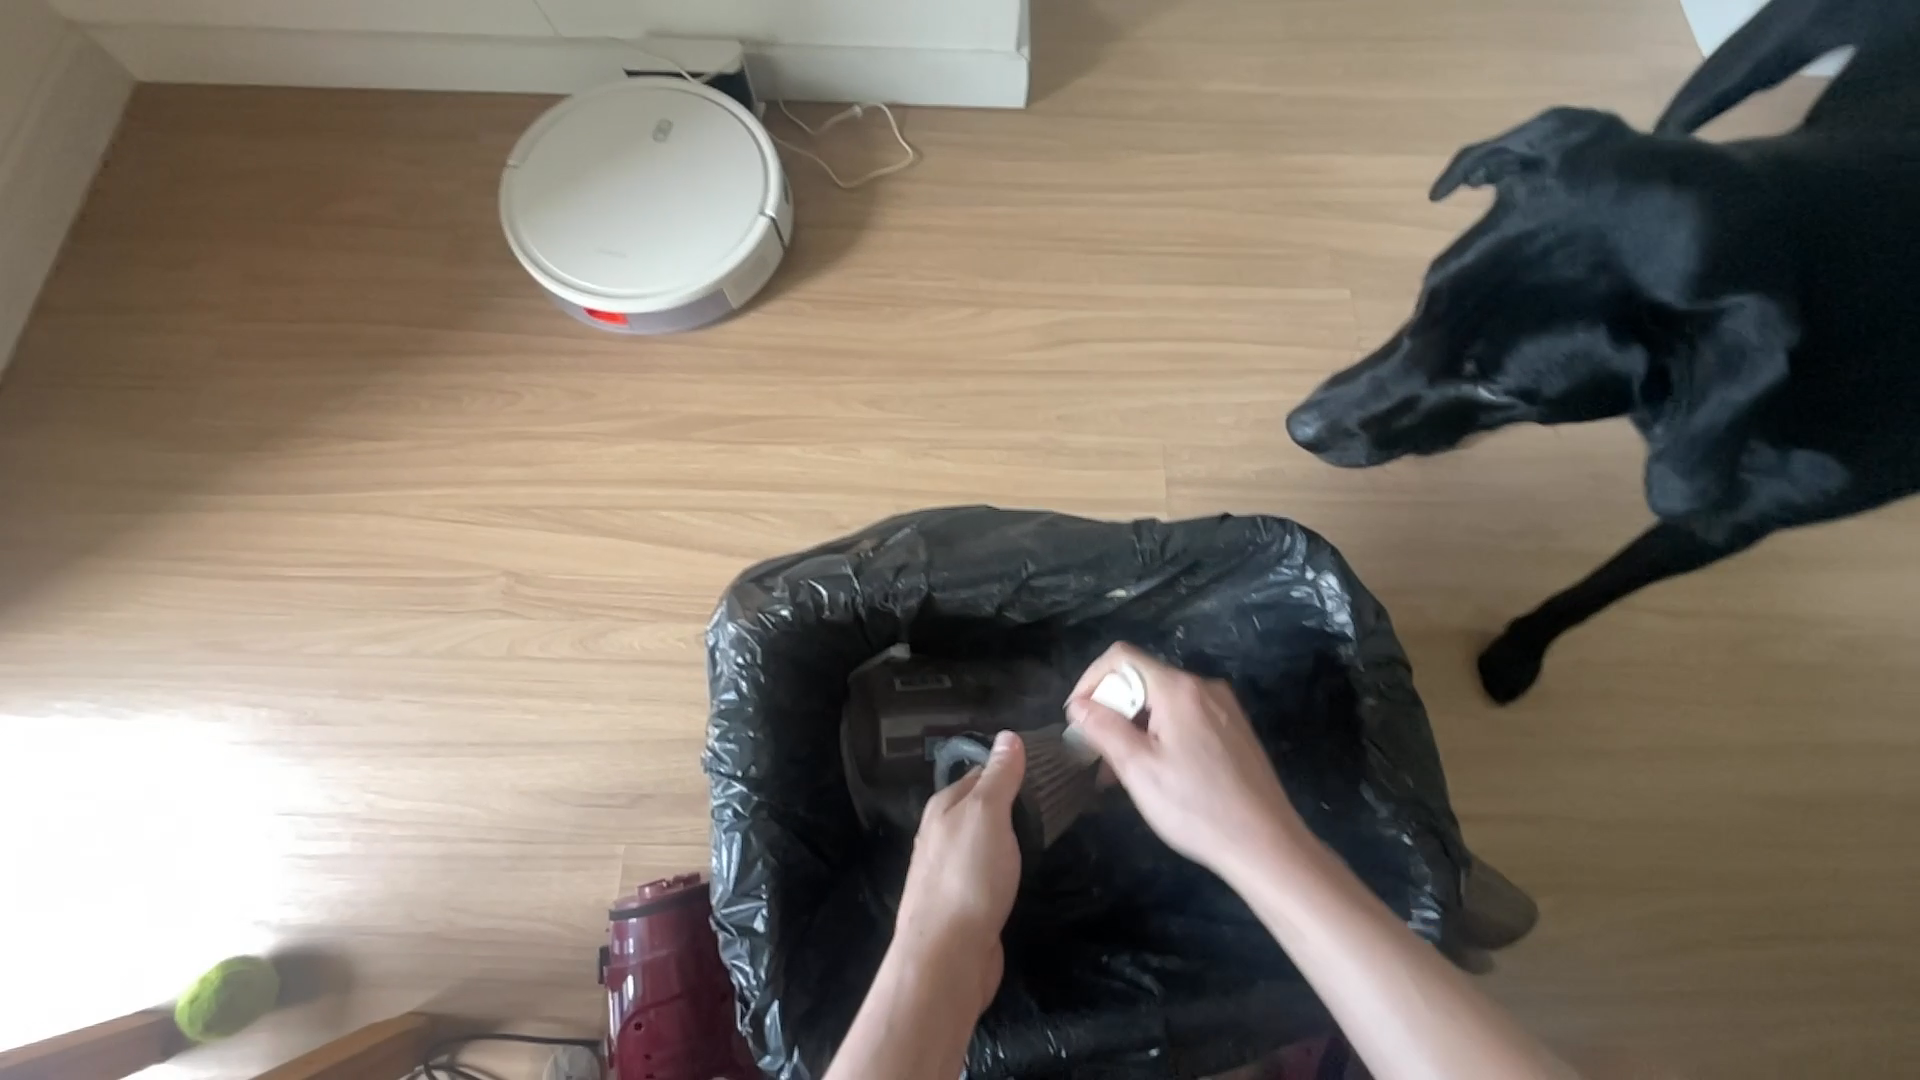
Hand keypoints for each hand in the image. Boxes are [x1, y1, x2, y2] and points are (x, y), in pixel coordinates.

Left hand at [892, 729, 1025, 1016]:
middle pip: (979, 807)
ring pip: (982, 841)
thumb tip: (1008, 736)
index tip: (1045, 768)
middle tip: (1052, 801)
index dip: (1009, 768)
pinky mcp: (961, 903)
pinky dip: (1003, 866)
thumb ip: (999, 777)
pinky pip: (985, 871)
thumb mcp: (988, 814)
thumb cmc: (969, 875)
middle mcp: (940, 833)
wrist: (948, 955)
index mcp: (943, 806)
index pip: (979, 773)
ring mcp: (948, 870)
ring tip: (1043, 832)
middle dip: (1010, 802)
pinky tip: (1019, 872)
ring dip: (1007, 836)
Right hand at [1065, 643, 1308, 880]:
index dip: (1090, 680)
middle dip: (1112, 710)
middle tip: (1098, 753)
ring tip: (1123, 772)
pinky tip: (1158, 773)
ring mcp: (1224, 708)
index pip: (1120, 657)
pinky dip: (1161, 734)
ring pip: (1163, 702)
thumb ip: (1103, 728)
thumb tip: (1078, 704)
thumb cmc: (1196, 807)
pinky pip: (1186, 717)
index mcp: (1178, 689)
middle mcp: (1204, 687)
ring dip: (1135, 727)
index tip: (1077, 717)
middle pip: (1143, 679)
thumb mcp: (1138, 769)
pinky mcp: (1234, 730)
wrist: (1267, 846)